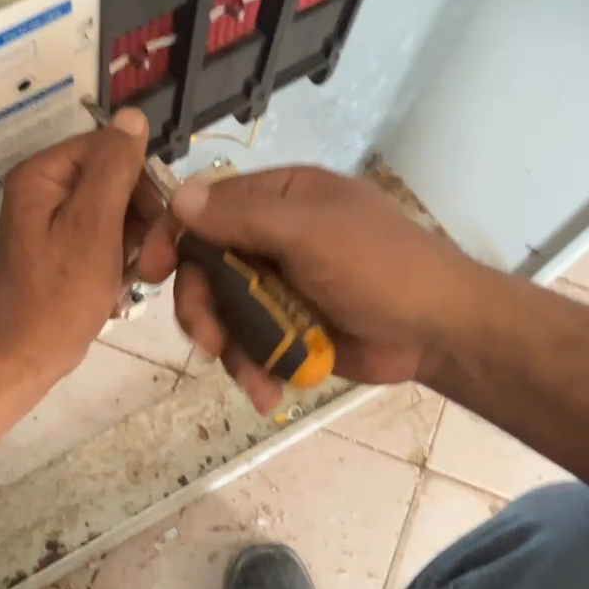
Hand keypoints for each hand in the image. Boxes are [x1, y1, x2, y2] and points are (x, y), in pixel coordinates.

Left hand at [0, 108, 150, 383]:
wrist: (28, 356)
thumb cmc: (60, 296)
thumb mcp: (93, 227)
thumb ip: (114, 168)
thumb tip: (132, 116)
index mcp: (42, 175)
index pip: (109, 148)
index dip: (142, 182)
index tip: (160, 223)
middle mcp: (42, 190)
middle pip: (114, 179)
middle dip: (140, 217)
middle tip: (154, 260)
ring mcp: (51, 221)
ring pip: (115, 211)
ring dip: (136, 242)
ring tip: (139, 276)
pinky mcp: (62, 249)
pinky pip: (104, 237)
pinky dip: (120, 258)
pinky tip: (123, 282)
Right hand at [136, 166, 489, 411]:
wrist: (438, 332)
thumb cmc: (382, 268)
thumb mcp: (310, 233)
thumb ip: (242, 218)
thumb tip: (179, 197)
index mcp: (278, 201)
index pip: (205, 210)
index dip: (172, 237)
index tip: (150, 272)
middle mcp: (269, 239)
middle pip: (203, 270)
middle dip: (201, 310)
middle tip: (210, 343)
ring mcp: (275, 288)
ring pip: (219, 315)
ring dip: (228, 351)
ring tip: (252, 378)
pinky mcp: (283, 330)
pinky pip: (245, 347)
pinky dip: (251, 370)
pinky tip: (266, 390)